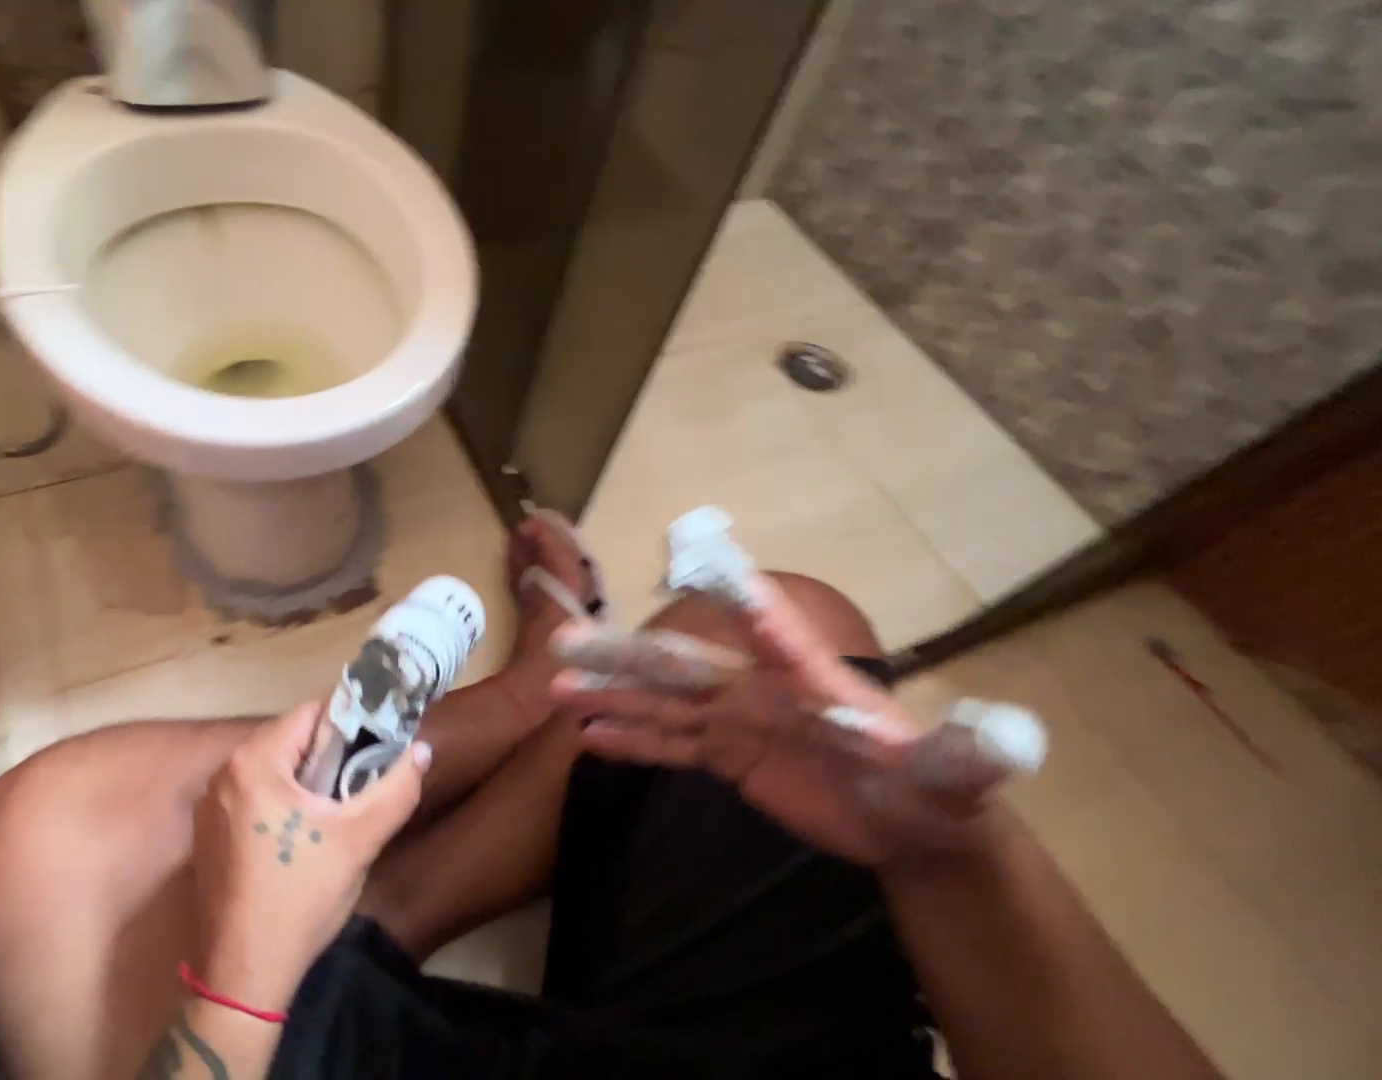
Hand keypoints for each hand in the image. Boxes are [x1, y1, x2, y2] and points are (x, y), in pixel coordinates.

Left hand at [191, 703, 428, 1013]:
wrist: (245, 973)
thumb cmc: (302, 897)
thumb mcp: (360, 841)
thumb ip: (396, 789)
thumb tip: (421, 750)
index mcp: (254, 763)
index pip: (310, 712)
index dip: (350, 720)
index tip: (379, 738)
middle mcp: (224, 774)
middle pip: (288, 738)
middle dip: (329, 750)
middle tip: (363, 773)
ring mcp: (210, 804)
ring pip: (271, 768)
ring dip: (305, 776)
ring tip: (339, 802)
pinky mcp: (208, 833)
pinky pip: (252, 794)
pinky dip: (280, 798)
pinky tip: (304, 831)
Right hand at [552, 580, 1001, 866]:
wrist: (909, 823)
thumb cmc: (932, 788)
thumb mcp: (957, 778)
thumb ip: (971, 756)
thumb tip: (1014, 737)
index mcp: (809, 677)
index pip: (772, 633)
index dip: (738, 602)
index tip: (694, 563)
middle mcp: (759, 687)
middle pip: (683, 665)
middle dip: (626, 654)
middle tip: (565, 643)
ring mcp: (736, 720)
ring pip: (661, 702)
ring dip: (610, 695)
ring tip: (556, 691)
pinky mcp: (726, 756)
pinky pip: (668, 745)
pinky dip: (629, 739)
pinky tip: (589, 737)